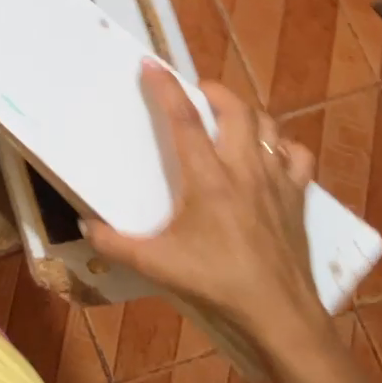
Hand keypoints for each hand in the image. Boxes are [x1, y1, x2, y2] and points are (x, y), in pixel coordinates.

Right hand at [85, 62, 327, 351]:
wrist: (280, 317)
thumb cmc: (215, 284)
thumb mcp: (155, 265)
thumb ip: (113, 243)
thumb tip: (84, 225)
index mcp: (208, 179)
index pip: (184, 120)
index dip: (165, 87)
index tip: (151, 65)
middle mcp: (244, 171)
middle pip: (237, 110)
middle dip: (213, 91)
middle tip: (194, 91)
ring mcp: (277, 184)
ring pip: (269, 127)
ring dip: (248, 114)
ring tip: (228, 117)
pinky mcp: (297, 201)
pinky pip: (297, 157)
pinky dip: (282, 147)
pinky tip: (269, 155)